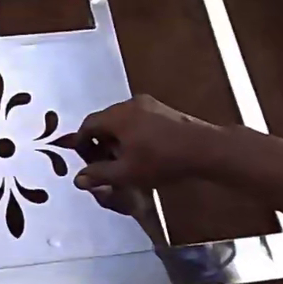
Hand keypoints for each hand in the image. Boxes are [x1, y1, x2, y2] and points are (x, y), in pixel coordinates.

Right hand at [70, 95, 222, 193]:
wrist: (203, 149)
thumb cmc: (161, 160)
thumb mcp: (126, 173)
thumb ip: (100, 174)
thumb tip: (78, 179)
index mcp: (117, 116)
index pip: (88, 124)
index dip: (80, 141)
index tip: (81, 157)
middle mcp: (130, 104)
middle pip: (105, 120)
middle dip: (99, 141)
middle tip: (99, 161)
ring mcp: (149, 104)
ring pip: (123, 120)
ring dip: (116, 138)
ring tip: (120, 159)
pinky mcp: (164, 110)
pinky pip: (138, 120)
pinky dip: (132, 134)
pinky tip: (140, 152)